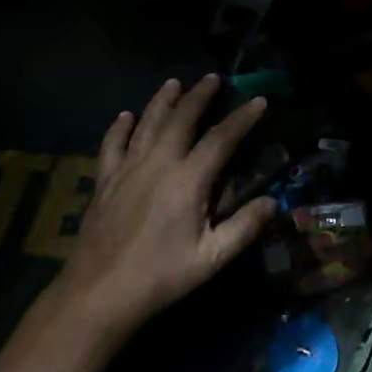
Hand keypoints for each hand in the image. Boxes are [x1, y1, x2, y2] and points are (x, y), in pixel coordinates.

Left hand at [62, 75, 277, 331]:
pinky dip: (120, 126)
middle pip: (180, 119)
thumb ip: (244, 227)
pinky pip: (112, 144)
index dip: (242, 118)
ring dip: (162, 100)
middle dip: (199, 96)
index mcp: (187, 181)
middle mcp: (157, 165)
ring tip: (174, 82)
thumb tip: (273, 202)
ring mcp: (126, 170)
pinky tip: (126, 115)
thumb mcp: (212, 258)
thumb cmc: (160, 276)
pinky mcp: (105, 182)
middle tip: (213, 78)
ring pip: (146, 123)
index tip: (259, 100)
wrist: (99, 293)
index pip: (221, 139)